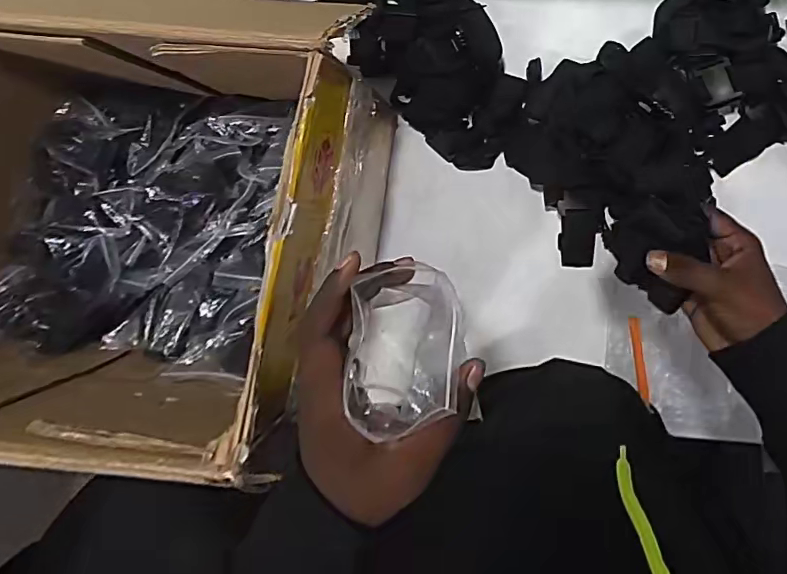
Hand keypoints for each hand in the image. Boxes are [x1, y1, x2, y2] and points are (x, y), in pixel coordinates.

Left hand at [295, 252, 484, 526]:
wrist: (330, 523)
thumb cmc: (366, 494)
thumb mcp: (411, 465)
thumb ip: (446, 419)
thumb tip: (473, 367)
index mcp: (322, 396)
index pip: (317, 331)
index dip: (333, 293)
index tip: (357, 263)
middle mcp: (314, 381)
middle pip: (323, 318)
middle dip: (354, 285)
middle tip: (399, 269)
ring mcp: (317, 382)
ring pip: (327, 324)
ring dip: (353, 295)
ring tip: (393, 277)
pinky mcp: (326, 386)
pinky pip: (333, 336)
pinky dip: (350, 312)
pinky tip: (375, 305)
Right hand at [648, 206, 786, 351]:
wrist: (755, 354)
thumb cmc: (757, 314)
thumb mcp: (721, 284)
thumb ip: (685, 268)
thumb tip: (654, 257)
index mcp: (735, 242)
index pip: (706, 214)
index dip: (685, 208)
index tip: (659, 202)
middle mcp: (718, 254)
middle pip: (687, 233)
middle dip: (666, 232)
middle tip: (642, 224)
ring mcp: (703, 272)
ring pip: (675, 255)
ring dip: (660, 255)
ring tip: (639, 246)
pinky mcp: (690, 291)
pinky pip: (668, 277)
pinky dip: (656, 275)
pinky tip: (643, 269)